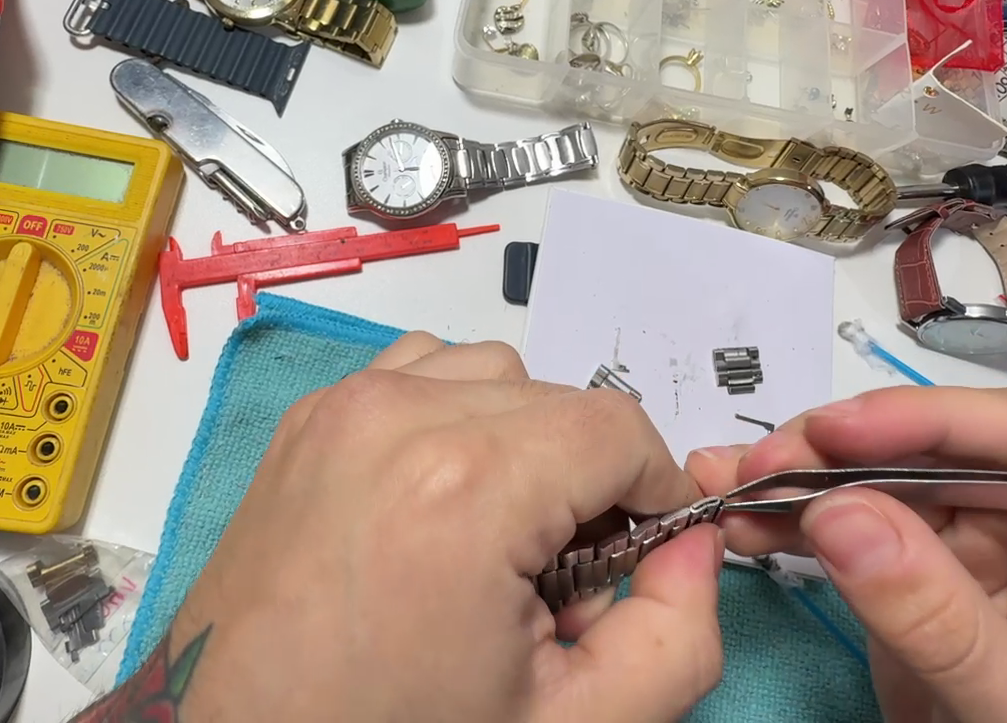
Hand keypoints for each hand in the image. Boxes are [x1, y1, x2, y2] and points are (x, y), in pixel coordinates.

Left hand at [81, 334, 723, 722]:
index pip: (617, 428)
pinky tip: (439, 487)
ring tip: (496, 527)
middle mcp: (402, 414)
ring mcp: (348, 402)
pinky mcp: (315, 411)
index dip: (653, 491)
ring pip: (493, 371)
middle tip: (561, 571)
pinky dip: (455, 409)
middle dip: (588, 478)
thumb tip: (691, 544)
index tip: (641, 553)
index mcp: (467, 486)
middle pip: (558, 400)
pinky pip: (422, 369)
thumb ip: (673, 637)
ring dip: (522, 436)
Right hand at [687, 387, 1006, 722]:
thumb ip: (946, 623)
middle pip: (934, 448)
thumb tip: (835, 511)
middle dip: (835, 452)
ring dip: (797, 480)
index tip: (830, 430)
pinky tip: (739, 516)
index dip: (924, 420)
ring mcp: (987, 541)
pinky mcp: (926, 569)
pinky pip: (852, 524)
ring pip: (878, 476)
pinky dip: (792, 520)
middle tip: (756, 468)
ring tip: (724, 485)